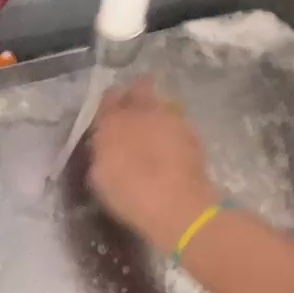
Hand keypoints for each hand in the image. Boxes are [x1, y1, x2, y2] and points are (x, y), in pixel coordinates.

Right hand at [88, 80, 223, 248]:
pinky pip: (179, 124)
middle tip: (132, 118)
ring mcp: (173, 119)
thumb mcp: (98, 176)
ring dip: (158, 113)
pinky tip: (171, 151)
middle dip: (136, 97)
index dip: (108, 104)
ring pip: (163, 103)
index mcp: (114, 119)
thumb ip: (101, 150)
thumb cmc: (129, 193)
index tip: (107, 116)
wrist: (176, 205)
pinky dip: (174, 132)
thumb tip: (104, 143)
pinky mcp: (194, 134)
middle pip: (141, 87)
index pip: (109, 97)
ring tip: (155, 136)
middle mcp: (144, 110)